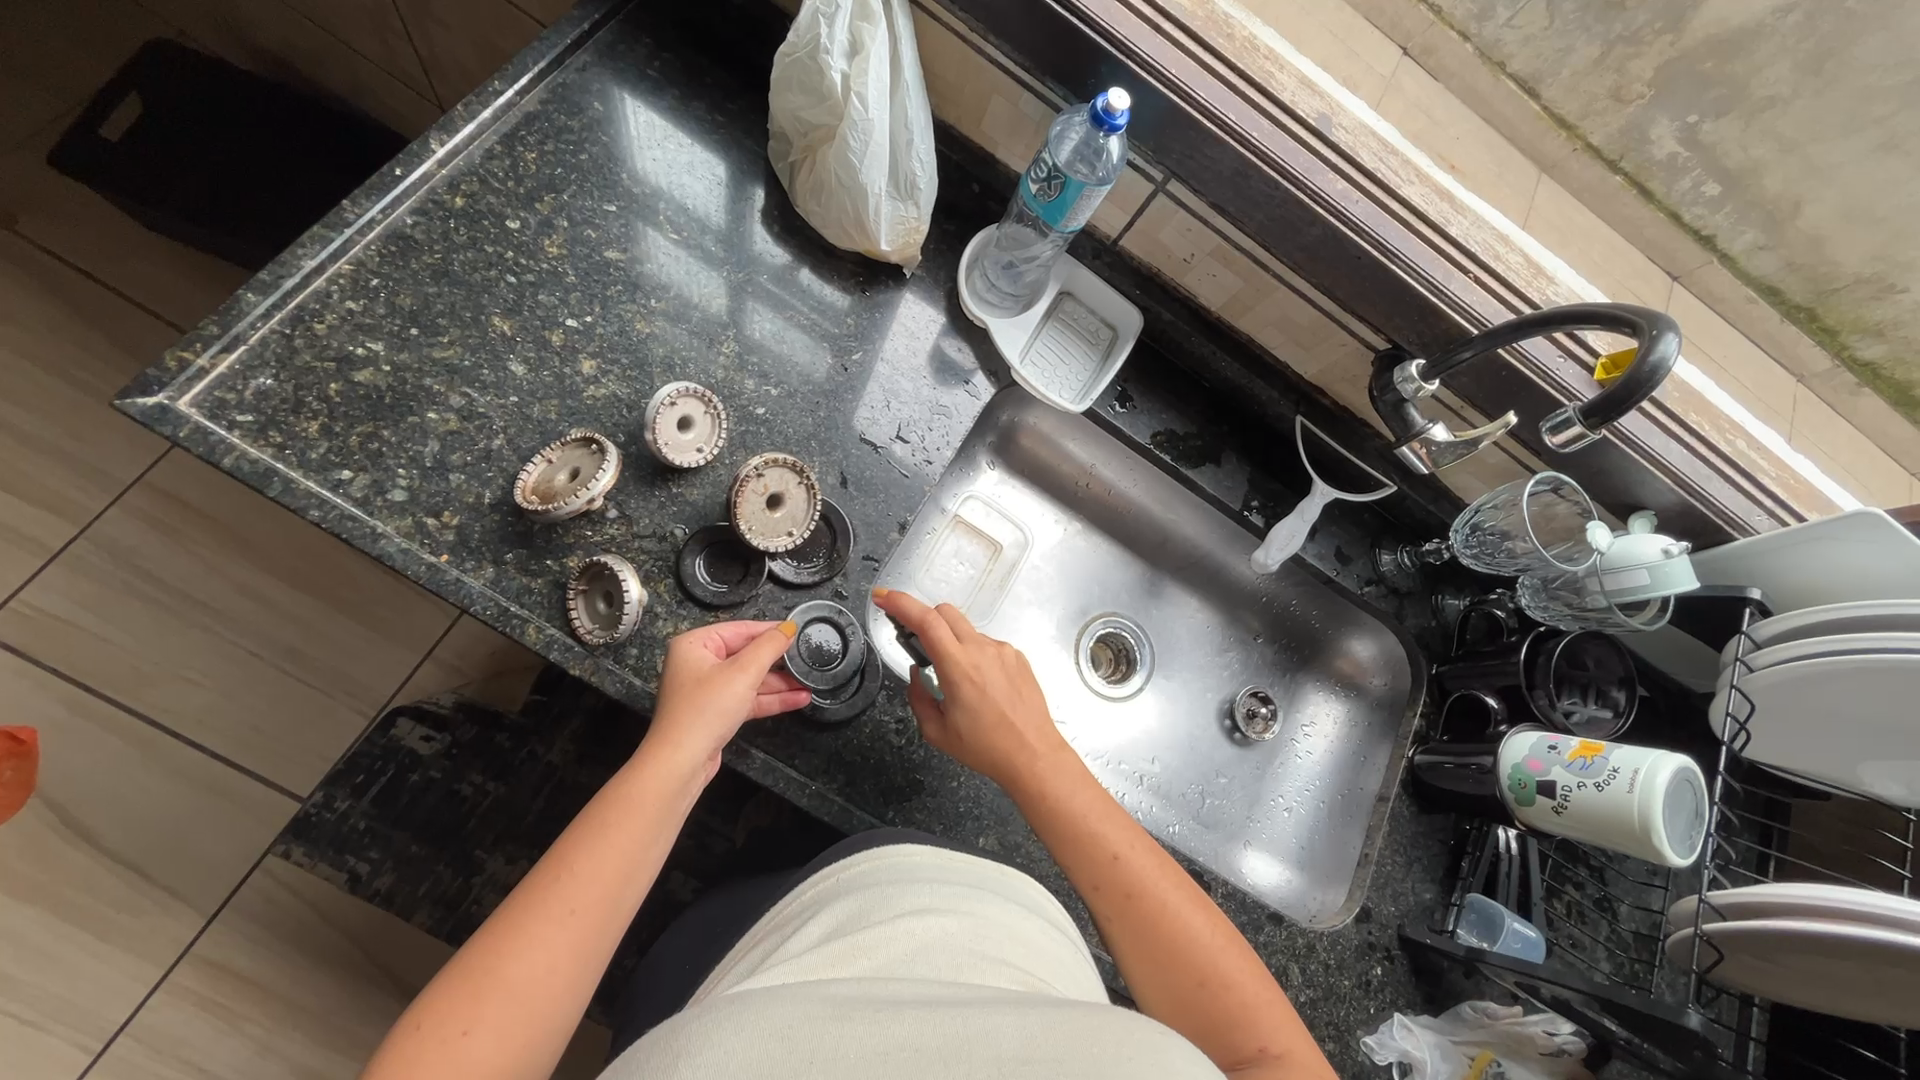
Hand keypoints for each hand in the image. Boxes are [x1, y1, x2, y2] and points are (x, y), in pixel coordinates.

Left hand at [644, 620, 810, 780]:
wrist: (681, 763)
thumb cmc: (706, 710)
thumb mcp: (743, 672)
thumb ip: (769, 646)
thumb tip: (789, 627)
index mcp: (695, 645)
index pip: (740, 629)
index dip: (771, 630)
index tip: (799, 630)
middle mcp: (699, 663)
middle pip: (746, 655)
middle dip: (778, 661)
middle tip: (808, 658)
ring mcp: (708, 689)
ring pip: (750, 679)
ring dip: (780, 683)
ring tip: (810, 682)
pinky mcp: (717, 712)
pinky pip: (748, 698)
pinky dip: (771, 699)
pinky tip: (798, 699)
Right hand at [871, 588, 1073, 795]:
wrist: (1033, 755)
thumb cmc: (986, 748)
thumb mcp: (936, 731)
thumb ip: (917, 697)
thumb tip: (917, 675)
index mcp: (958, 666)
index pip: (925, 620)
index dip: (899, 603)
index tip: (882, 597)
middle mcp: (982, 650)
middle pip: (944, 612)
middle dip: (922, 618)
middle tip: (913, 640)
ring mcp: (1002, 650)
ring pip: (966, 630)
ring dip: (950, 641)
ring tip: (954, 679)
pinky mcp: (1017, 656)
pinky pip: (986, 644)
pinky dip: (973, 654)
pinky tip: (979, 685)